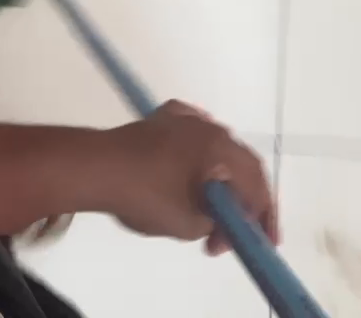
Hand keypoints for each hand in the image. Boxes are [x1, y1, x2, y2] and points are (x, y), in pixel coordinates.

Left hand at [98, 101, 278, 254]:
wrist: (97, 166)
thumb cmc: (145, 195)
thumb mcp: (189, 223)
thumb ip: (215, 221)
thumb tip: (217, 217)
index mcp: (220, 150)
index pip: (256, 184)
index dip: (263, 217)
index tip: (263, 243)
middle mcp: (208, 127)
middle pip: (240, 163)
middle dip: (242, 200)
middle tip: (235, 232)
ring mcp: (183, 118)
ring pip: (217, 146)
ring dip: (221, 178)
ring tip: (211, 211)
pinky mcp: (161, 118)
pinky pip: (192, 131)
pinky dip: (201, 151)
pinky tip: (198, 166)